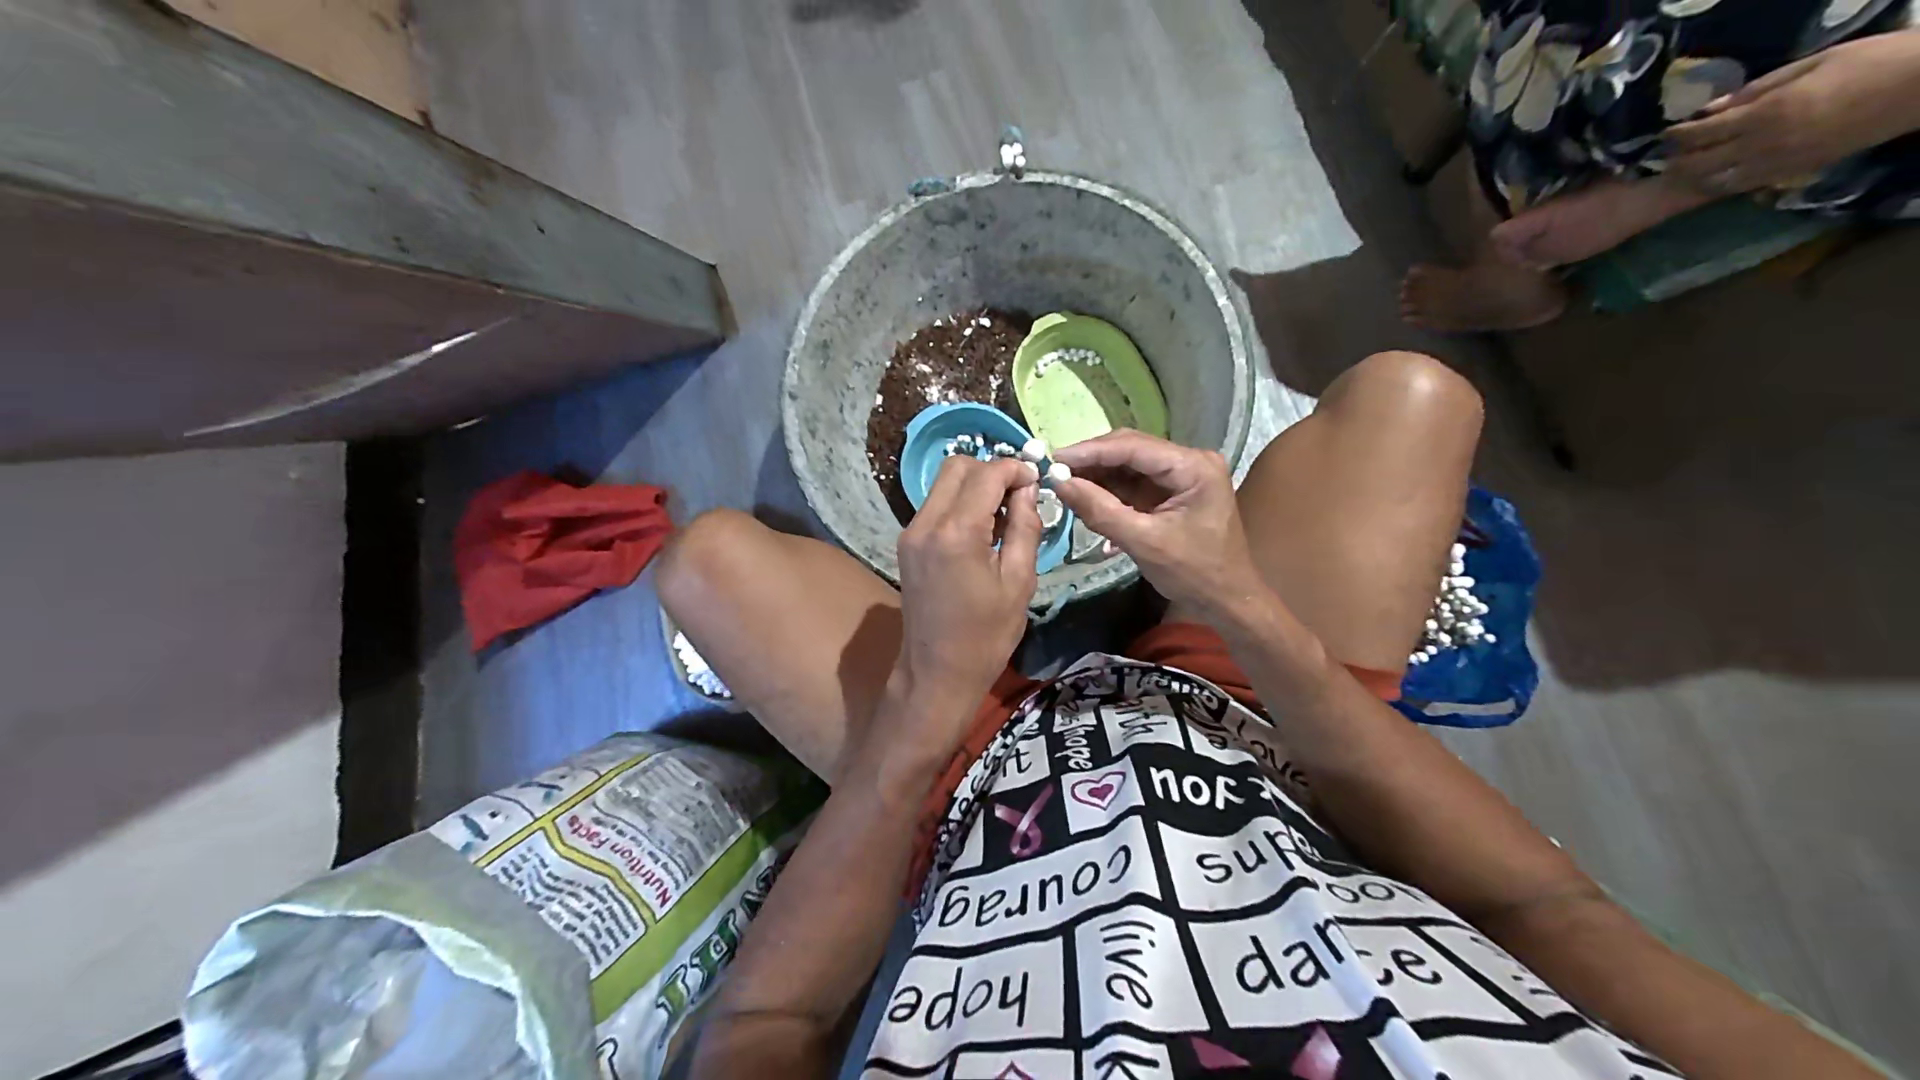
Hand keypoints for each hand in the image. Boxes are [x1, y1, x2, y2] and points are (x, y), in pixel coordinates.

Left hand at [888, 455, 1039, 735]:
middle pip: (958, 466)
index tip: (1036, 482)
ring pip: (944, 483)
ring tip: (1002, 517)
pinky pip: (935, 505)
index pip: (987, 474)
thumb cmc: (986, 635)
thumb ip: (1025, 526)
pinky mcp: (907, 543)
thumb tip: (1028, 490)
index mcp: (957, 533)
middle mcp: (926, 523)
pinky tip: (981, 531)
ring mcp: (911, 532)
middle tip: (1018, 497)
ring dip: (975, 486)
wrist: (936, 671)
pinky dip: (959, 504)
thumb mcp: (1020, 581)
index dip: (1016, 469)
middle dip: (992, 471)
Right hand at [1051, 430, 1265, 620]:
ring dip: (1097, 476)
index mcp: (1193, 466)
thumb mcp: (1144, 542)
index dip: (1090, 451)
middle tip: (1053, 472)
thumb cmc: (1194, 573)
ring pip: (1128, 466)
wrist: (1227, 601)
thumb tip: (1059, 483)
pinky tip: (1085, 498)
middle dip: (1091, 461)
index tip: (1053, 458)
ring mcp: (1181, 476)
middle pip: (1130, 450)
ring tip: (1063, 486)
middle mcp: (1189, 461)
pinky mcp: (1171, 492)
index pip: (1133, 447)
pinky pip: (1133, 483)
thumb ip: (1101, 511)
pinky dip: (1108, 491)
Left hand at [1665, 31, 1919, 193]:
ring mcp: (1775, 162)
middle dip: (1676, 161)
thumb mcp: (1814, 63)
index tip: (1666, 133)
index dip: (1676, 135)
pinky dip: (1721, 184)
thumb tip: (1711, 108)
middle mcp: (1761, 144)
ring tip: (1685, 171)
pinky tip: (1717, 178)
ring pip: (1713, 182)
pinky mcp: (1792, 173)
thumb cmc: (1874, 61)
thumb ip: (1757, 89)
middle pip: (1697, 163)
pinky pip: (1742, 186)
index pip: (1700, 133)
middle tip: (1668, 156)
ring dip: (1694, 178)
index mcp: (1765, 113)